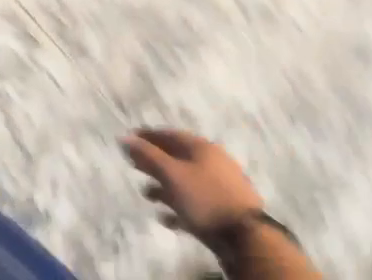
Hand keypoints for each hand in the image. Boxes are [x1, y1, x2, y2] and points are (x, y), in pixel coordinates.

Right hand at [123, 128, 264, 237]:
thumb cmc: (204, 198)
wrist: (246, 238)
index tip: (129, 140)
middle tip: (134, 166)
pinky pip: (197, 202)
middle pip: (178, 157)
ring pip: (187, 181)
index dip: (148, 136)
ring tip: (147, 194)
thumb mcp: (171, 174)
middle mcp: (214, 161)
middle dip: (154, 162)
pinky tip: (167, 218)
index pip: (170, 134)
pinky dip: (180, 206)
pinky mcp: (226, 209)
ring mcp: (222, 186)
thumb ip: (147, 155)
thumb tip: (124, 138)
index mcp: (202, 147)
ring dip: (165, 187)